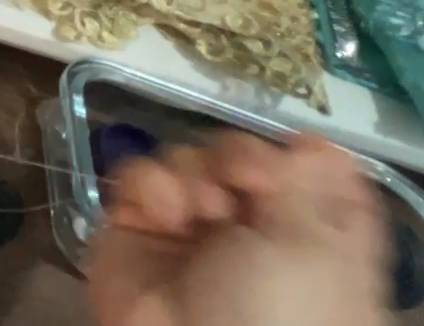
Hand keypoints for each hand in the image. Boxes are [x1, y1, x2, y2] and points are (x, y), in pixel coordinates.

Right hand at [90, 131, 387, 325]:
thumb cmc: (280, 313)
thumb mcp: (310, 252)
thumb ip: (306, 191)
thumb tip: (318, 143)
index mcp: (316, 241)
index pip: (316, 182)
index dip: (303, 157)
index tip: (294, 145)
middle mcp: (255, 228)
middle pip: (241, 158)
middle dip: (234, 157)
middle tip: (239, 177)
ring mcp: (191, 224)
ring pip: (185, 161)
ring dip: (189, 173)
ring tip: (196, 207)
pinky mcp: (135, 220)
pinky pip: (136, 176)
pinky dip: (147, 185)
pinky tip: (160, 211)